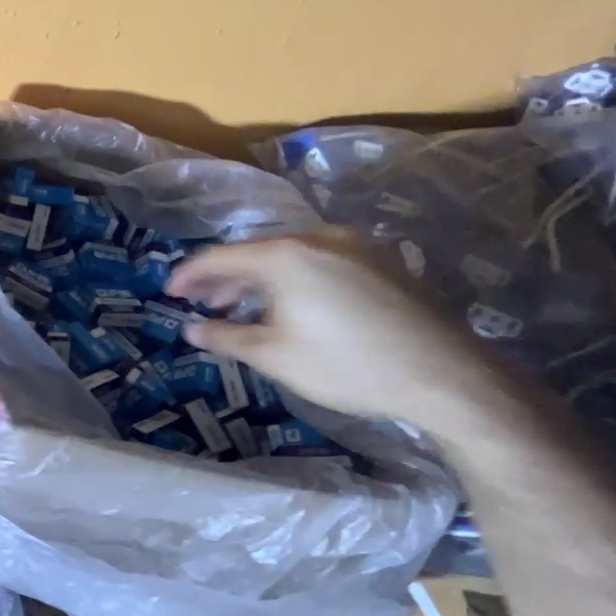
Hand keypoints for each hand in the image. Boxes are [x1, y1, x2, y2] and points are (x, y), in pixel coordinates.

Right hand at [165, 229, 499, 430]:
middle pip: (254, 252)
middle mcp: (317, 238)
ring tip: (236, 307)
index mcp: (284, 255)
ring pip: (287, 256)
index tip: (168, 293)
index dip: (189, 275)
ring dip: (256, 279)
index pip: (219, 256)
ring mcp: (354, 247)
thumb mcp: (273, 356)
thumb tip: (191, 330)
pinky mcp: (380, 262)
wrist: (446, 377)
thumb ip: (225, 337)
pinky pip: (317, 261)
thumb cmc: (347, 365)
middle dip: (222, 277)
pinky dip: (290, 279)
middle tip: (198, 302)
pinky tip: (284, 305)